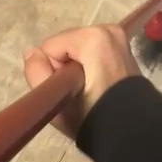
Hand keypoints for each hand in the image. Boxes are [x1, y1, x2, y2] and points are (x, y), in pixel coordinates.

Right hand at [22, 23, 139, 136]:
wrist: (130, 131)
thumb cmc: (90, 115)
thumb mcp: (56, 98)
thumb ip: (36, 71)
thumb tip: (31, 52)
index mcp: (93, 37)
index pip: (50, 47)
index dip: (52, 71)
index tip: (65, 90)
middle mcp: (108, 30)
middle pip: (65, 46)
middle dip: (64, 68)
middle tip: (75, 93)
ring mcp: (118, 38)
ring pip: (77, 50)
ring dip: (75, 69)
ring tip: (86, 91)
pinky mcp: (123, 49)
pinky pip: (92, 53)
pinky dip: (89, 67)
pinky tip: (96, 86)